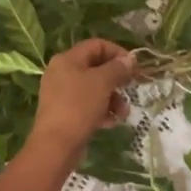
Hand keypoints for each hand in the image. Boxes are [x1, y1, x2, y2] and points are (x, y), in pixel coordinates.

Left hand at [28, 39, 133, 160]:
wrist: (56, 145)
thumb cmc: (78, 106)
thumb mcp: (102, 83)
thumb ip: (117, 68)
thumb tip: (129, 59)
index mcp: (67, 59)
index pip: (97, 45)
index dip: (118, 53)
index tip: (134, 67)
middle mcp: (62, 72)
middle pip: (96, 68)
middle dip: (116, 80)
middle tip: (131, 88)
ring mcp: (62, 94)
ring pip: (94, 89)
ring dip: (112, 99)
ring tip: (123, 113)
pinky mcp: (65, 113)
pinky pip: (87, 105)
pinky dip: (101, 111)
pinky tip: (111, 122)